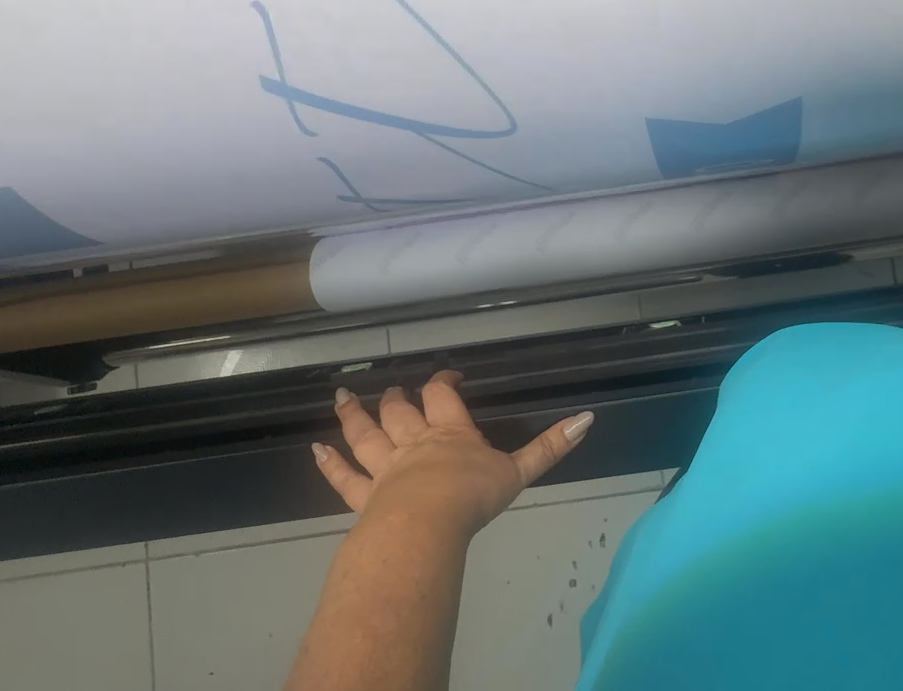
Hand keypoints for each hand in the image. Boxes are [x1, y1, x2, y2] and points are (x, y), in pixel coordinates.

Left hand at [314, 371, 593, 533]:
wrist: (425, 527)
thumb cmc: (471, 496)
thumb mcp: (518, 470)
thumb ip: (550, 446)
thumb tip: (587, 418)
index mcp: (451, 434)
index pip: (445, 397)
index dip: (446, 383)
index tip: (451, 376)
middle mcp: (414, 443)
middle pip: (402, 412)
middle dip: (399, 397)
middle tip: (394, 386)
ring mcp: (385, 469)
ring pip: (366, 436)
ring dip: (354, 416)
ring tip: (341, 397)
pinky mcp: (364, 497)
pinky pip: (344, 477)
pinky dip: (330, 464)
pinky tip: (314, 450)